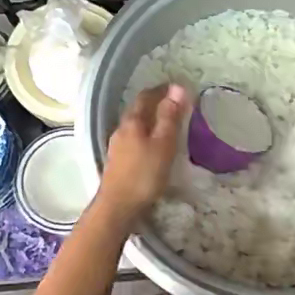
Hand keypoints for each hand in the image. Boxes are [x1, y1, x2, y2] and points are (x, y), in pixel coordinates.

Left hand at [94, 84, 187, 223]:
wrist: (118, 207)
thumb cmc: (144, 174)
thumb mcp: (163, 144)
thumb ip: (169, 116)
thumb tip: (177, 88)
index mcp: (132, 122)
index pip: (146, 96)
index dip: (161, 89)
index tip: (177, 87)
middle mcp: (121, 130)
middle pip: (138, 110)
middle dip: (156, 103)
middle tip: (175, 104)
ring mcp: (117, 146)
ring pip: (135, 125)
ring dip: (151, 120)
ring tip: (167, 123)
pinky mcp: (118, 161)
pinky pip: (134, 139)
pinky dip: (146, 135)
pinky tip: (153, 145)